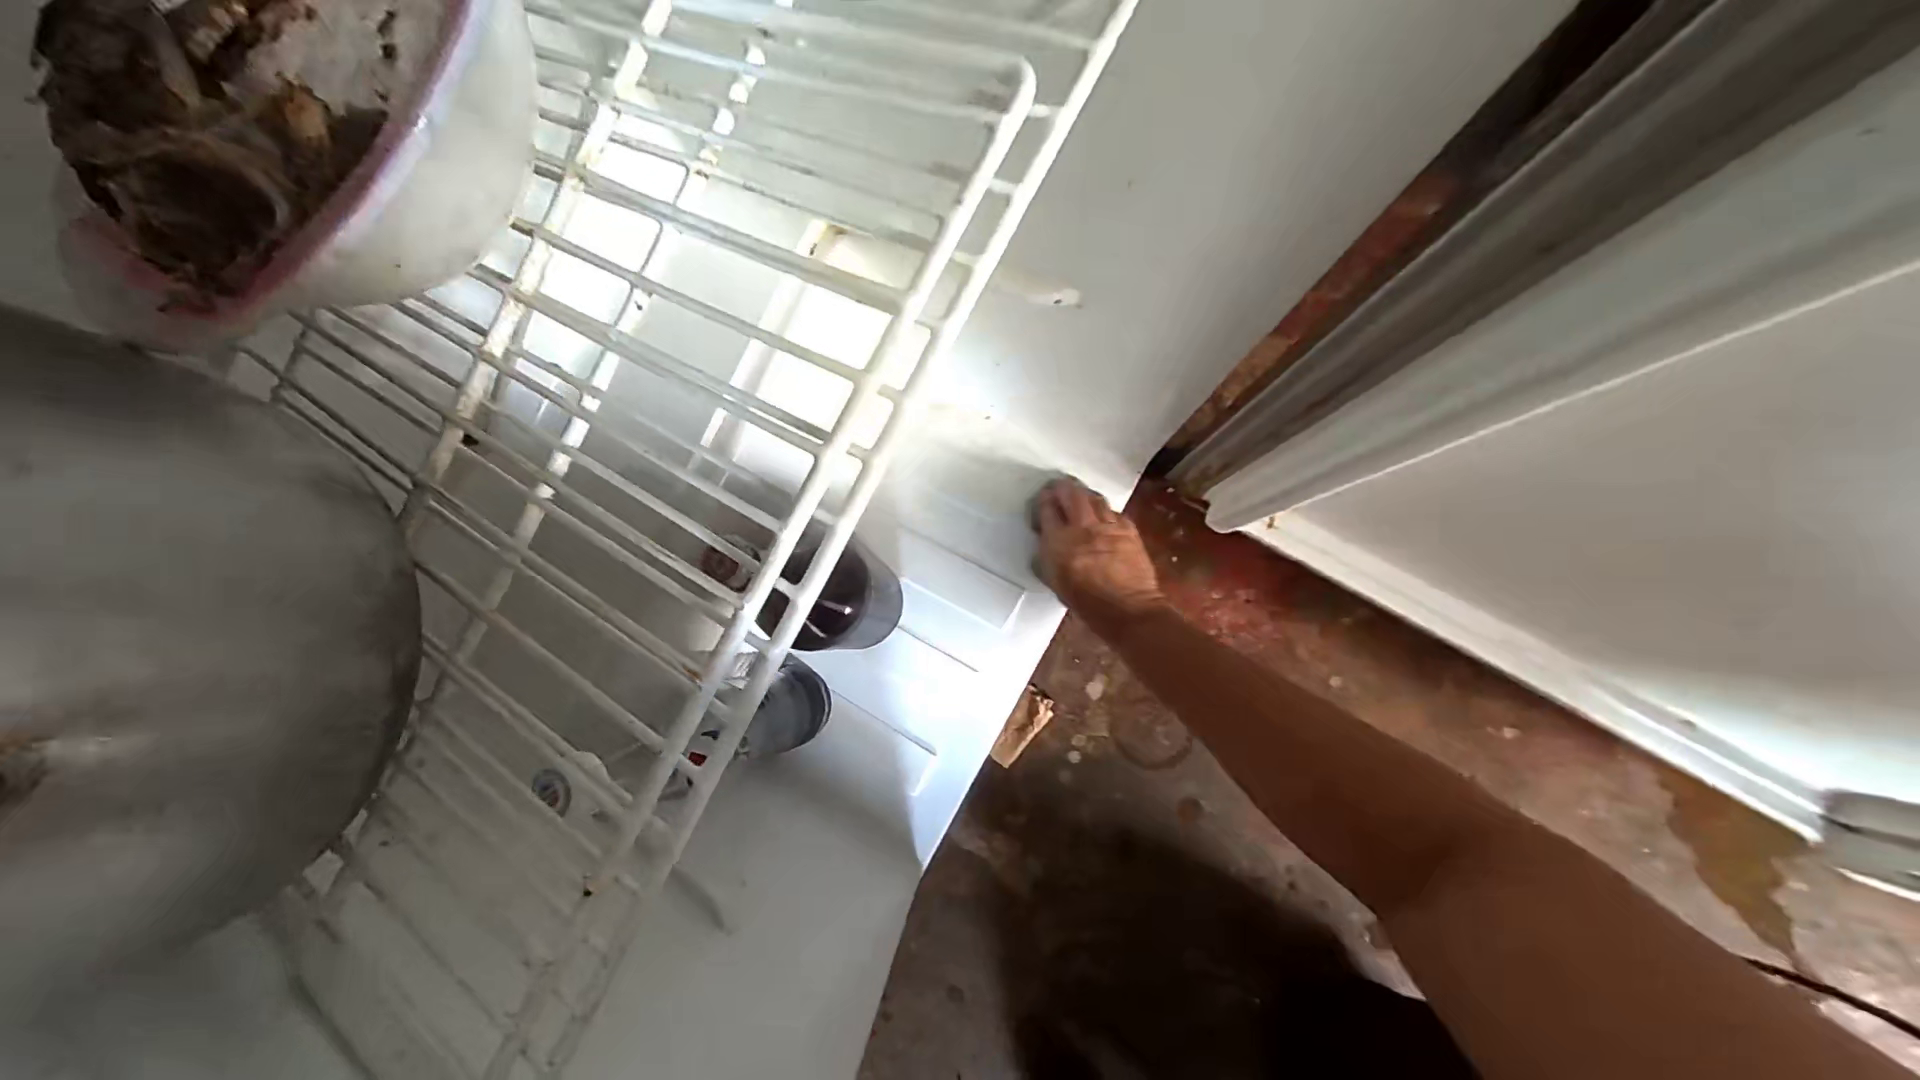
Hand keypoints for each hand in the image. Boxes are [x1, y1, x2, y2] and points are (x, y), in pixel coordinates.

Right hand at [1032, 478, 1168, 637]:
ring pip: (1094, 497)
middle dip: (1061, 487)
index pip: (1047, 509)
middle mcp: (1083, 526)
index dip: (1042, 501)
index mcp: (1059, 541)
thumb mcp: (1054, 580)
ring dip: (1084, 494)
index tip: (1042, 502)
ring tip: (1079, 496)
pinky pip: (1114, 511)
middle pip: (1070, 493)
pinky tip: (1104, 516)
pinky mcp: (1128, 529)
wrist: (1127, 609)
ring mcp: (1108, 526)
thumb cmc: (1086, 603)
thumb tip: (1046, 542)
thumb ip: (1047, 556)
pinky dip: (1105, 510)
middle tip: (1057, 488)